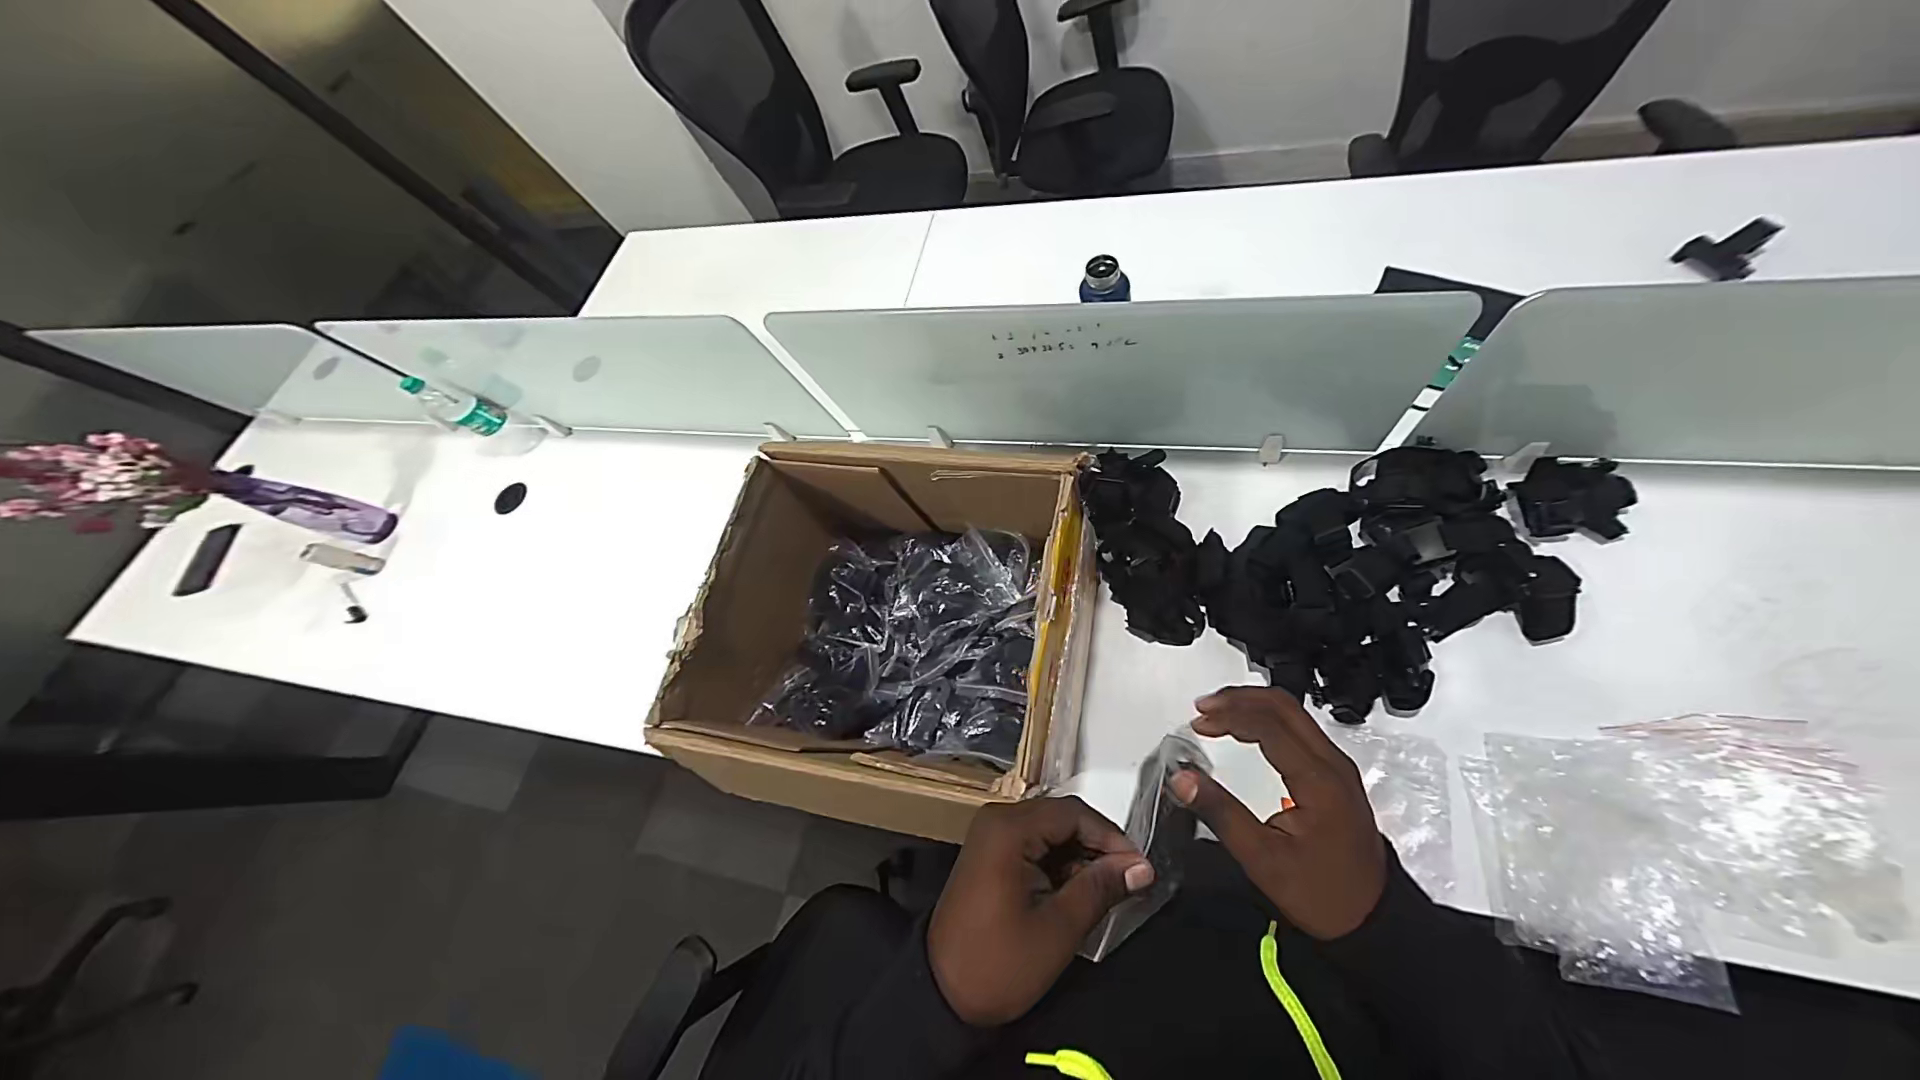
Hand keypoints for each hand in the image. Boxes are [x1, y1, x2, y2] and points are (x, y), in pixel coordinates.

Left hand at [929, 796, 1154, 1026]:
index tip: (1139, 869)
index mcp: (1009, 828)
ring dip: (1080, 856)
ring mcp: (992, 834)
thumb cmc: (998, 963)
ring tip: (1104, 892)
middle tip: (1127, 882)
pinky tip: (1075, 891)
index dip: (1111, 838)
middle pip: (1062, 816)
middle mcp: (998, 819)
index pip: (1074, 813)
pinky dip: (1060, 862)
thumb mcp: (1058, 928)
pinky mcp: (992, 851)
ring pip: (1052, 830)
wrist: (942, 992)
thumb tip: (1141, 867)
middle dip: (1097, 847)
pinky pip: (1036, 842)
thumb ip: (1101, 888)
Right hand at [1169, 687, 1385, 939]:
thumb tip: (1182, 778)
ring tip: (1216, 713)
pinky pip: (1298, 727)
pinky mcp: (1334, 774)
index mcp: (1318, 780)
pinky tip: (1244, 728)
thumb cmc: (1321, 894)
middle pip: (1284, 705)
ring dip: (1252, 705)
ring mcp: (1337, 766)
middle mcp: (1333, 764)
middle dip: (1238, 698)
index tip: (1198, 722)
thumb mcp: (1263, 860)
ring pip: (1292, 712)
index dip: (1229, 716)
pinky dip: (1266, 718)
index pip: (1269, 725)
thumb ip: (1220, 813)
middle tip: (1203, 708)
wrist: (1374, 921)